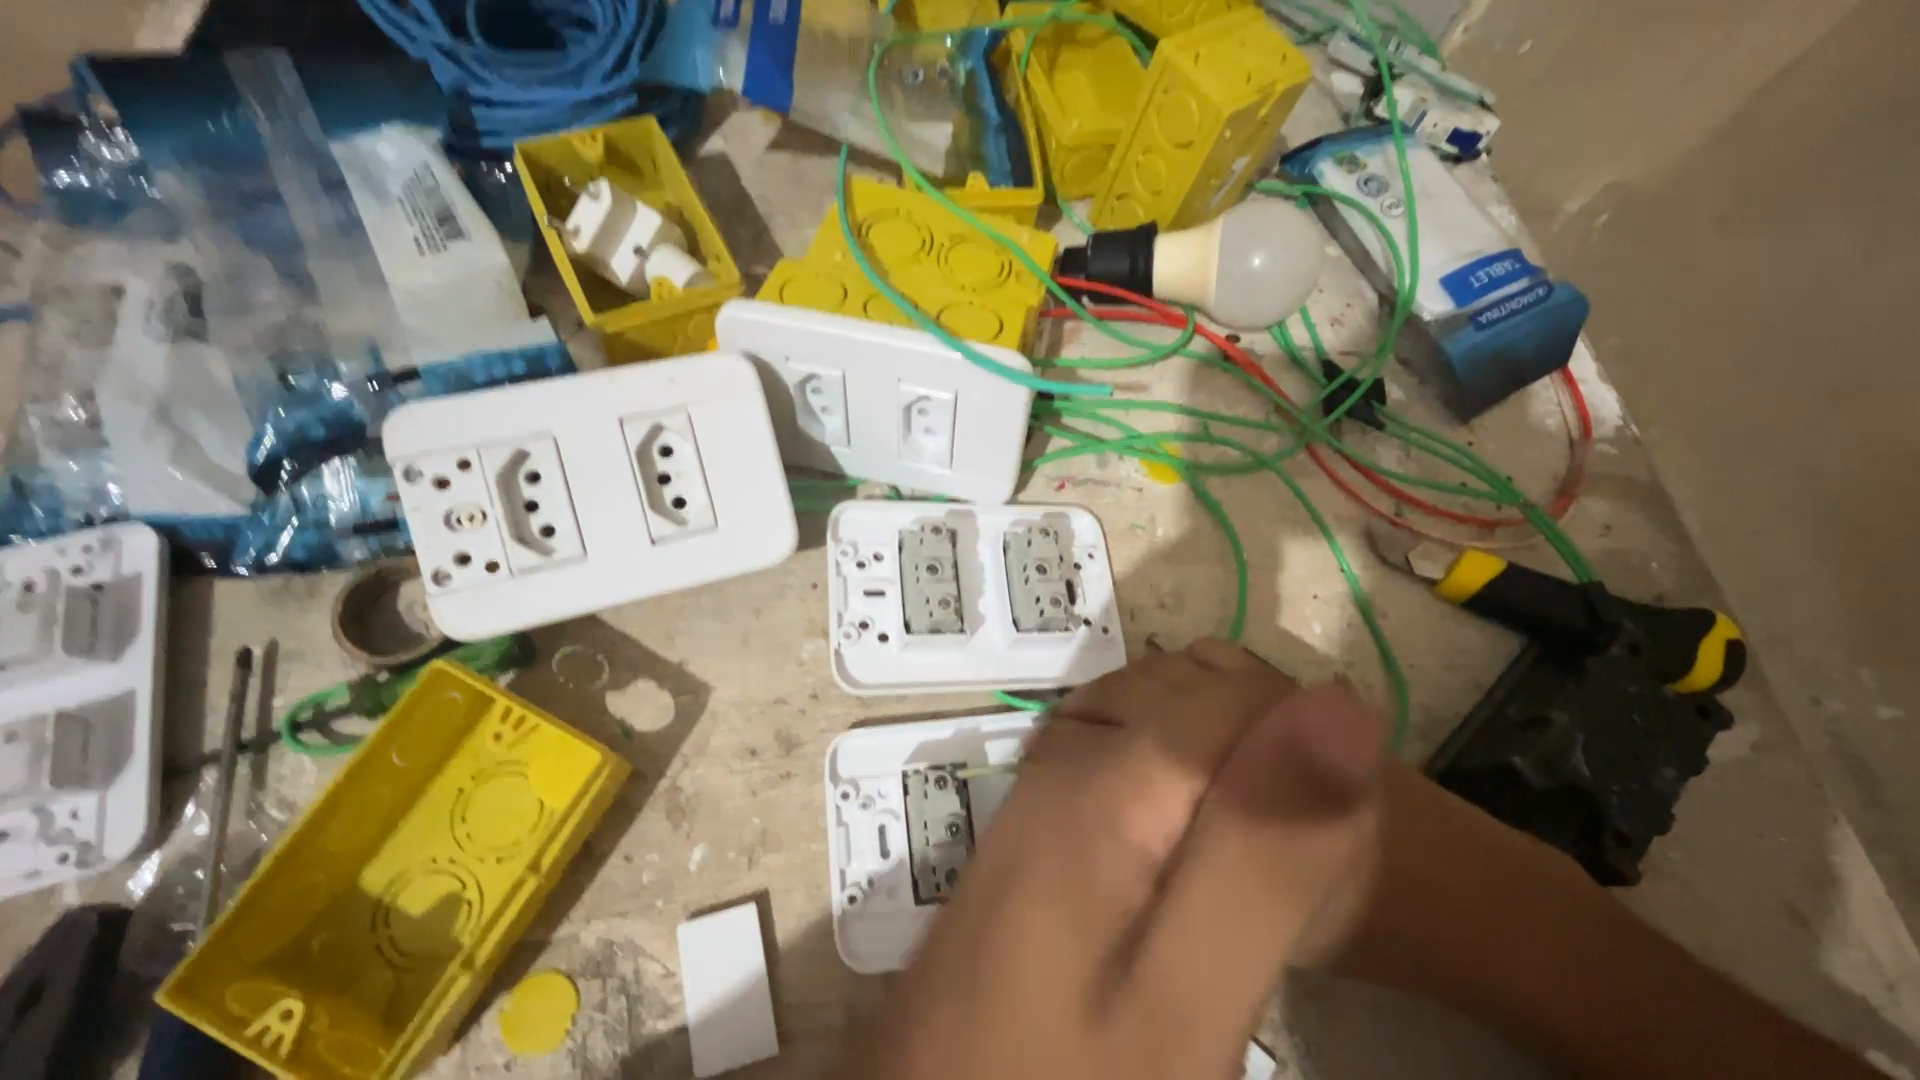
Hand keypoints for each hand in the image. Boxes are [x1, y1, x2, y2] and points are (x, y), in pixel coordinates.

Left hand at [842, 640, 1387, 1079]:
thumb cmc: (1072, 1077)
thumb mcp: (1189, 996)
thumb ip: (1265, 849)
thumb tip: (1339, 706)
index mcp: (1104, 782)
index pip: (1238, 690)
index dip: (1305, 745)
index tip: (1331, 841)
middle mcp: (1064, 760)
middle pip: (1198, 695)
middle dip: (1270, 756)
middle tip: (1290, 877)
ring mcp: (1046, 791)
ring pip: (1168, 724)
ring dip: (1230, 776)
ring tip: (1248, 881)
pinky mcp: (1044, 829)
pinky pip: (1132, 767)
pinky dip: (1182, 797)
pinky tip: (1190, 871)